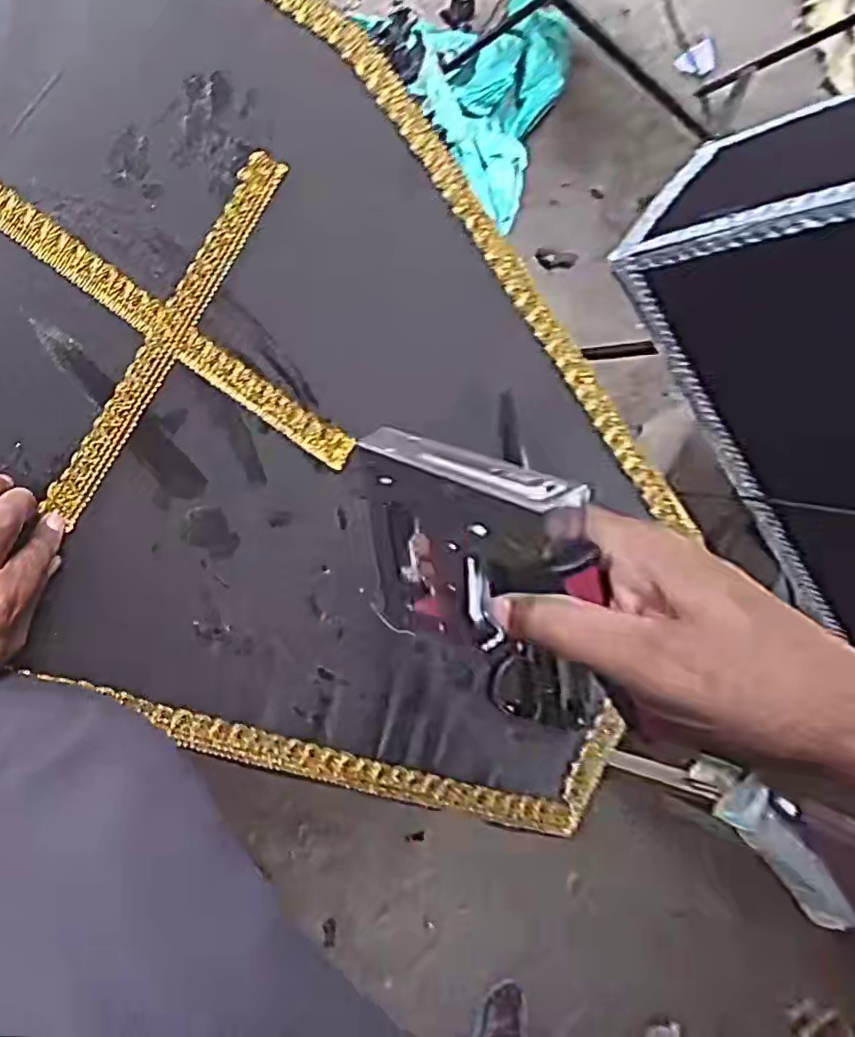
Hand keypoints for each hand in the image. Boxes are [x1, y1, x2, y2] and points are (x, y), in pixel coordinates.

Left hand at [0, 474, 65, 718]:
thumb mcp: (6, 645)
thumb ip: (31, 600)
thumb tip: (48, 564)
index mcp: (1, 598)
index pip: (37, 549)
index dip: (51, 530)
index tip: (55, 521)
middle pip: (8, 512)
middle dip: (25, 501)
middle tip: (29, 504)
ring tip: (3, 489)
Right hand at [493, 507, 854, 778]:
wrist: (840, 735)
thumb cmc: (769, 690)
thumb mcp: (643, 657)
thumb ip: (559, 624)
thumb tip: (498, 607)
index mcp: (640, 550)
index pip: (538, 522)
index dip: (485, 538)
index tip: (444, 559)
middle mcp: (642, 562)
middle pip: (540, 559)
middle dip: (499, 585)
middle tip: (460, 608)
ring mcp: (647, 592)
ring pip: (559, 592)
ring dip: (528, 616)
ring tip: (501, 635)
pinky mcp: (650, 621)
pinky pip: (583, 617)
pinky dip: (557, 633)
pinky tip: (554, 655)